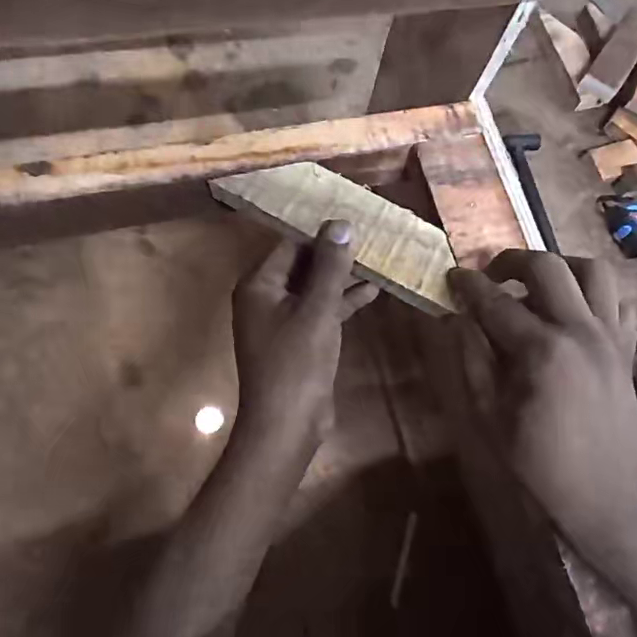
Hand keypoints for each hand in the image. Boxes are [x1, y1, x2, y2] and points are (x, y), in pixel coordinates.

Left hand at [232, 220, 380, 442]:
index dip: (320, 229)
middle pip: (303, 263)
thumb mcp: (317, 309)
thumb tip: (340, 223)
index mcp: (259, 285)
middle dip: (335, 250)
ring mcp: (283, 320)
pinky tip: (372, 290)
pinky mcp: (301, 340)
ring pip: (315, 287)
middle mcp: (267, 297)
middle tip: (370, 230)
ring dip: (343, 275)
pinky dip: (343, 300)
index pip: (290, 243)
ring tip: (377, 255)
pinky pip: (321, 310)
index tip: (351, 213)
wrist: (288, 423)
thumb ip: (329, 266)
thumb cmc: (296, 362)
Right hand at [448, 251, 636, 549]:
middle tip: (491, 275)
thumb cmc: (540, 466)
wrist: (606, 498)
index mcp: (543, 351)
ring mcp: (611, 337)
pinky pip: (620, 303)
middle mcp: (581, 331)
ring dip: (562, 267)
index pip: (497, 302)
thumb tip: (460, 319)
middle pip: (548, 267)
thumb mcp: (491, 418)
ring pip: (594, 271)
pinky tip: (577, 311)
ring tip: (539, 283)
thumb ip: (473, 360)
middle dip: (512, 261)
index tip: (452, 275)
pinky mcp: (627, 350)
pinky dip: (598, 296)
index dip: (469, 285)